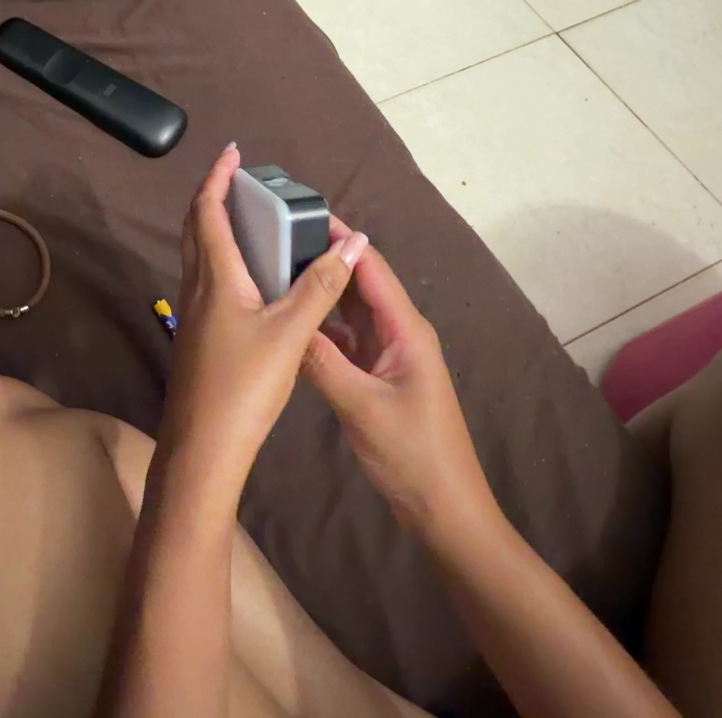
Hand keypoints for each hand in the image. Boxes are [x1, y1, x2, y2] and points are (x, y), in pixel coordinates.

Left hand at [166, 144, 368, 478]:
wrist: (204, 445)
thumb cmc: (245, 385)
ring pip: (199, 255)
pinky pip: (207, 280)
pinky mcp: (199, 334)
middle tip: (243, 181)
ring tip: (252, 220)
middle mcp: (196, 287)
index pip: (208, 211)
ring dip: (217, 227)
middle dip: (215, 196)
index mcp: (215, 276)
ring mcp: (192, 312)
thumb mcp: (290, 333)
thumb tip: (351, 242)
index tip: (233, 152)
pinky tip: (251, 277)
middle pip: (196, 227)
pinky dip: (224, 259)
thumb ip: (320, 287)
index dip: (218, 177)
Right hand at [300, 217, 499, 538]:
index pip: (372, 269)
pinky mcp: (377, 376)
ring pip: (351, 313)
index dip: (343, 240)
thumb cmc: (412, 454)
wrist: (444, 508)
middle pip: (361, 284)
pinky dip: (321, 329)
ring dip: (322, 293)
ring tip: (277, 272)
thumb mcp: (361, 406)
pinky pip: (346, 340)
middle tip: (277, 240)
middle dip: (326, 260)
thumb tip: (283, 322)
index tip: (303, 214)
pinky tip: (290, 323)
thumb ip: (321, 362)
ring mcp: (388, 356)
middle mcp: (398, 334)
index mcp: (406, 331)